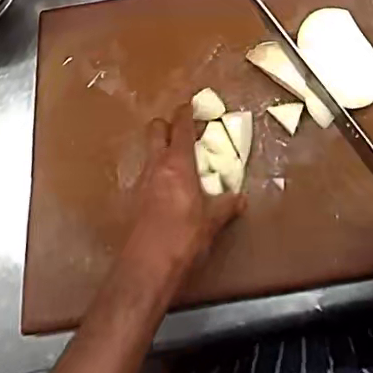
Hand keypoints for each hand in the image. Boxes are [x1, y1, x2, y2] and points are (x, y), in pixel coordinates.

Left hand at [121, 107, 246, 282]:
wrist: (146, 268)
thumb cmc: (183, 237)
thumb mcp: (212, 221)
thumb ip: (227, 205)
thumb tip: (240, 198)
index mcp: (177, 162)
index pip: (180, 126)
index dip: (186, 112)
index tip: (191, 104)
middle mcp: (156, 165)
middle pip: (155, 129)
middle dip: (166, 125)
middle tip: (183, 131)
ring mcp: (140, 182)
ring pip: (149, 153)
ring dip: (161, 150)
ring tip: (179, 162)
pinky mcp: (132, 201)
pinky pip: (145, 176)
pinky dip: (156, 174)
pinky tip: (167, 191)